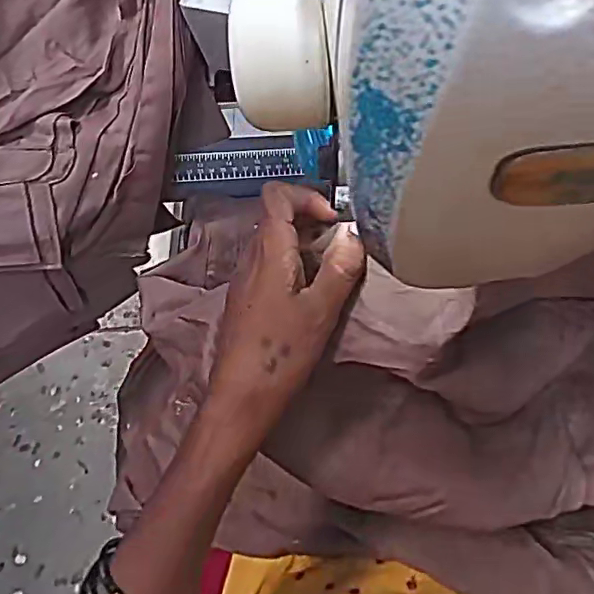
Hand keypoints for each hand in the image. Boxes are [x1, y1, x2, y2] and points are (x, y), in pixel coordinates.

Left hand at [204, 183, 366, 445]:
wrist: (240, 398)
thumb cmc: (280, 353)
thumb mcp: (321, 310)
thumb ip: (340, 267)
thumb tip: (353, 234)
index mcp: (268, 250)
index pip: (277, 194)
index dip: (308, 195)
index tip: (334, 220)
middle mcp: (251, 256)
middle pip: (278, 216)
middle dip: (313, 222)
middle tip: (341, 247)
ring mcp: (245, 277)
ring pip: (275, 241)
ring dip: (306, 246)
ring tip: (331, 272)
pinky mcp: (246, 298)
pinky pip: (270, 264)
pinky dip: (294, 265)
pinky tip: (311, 294)